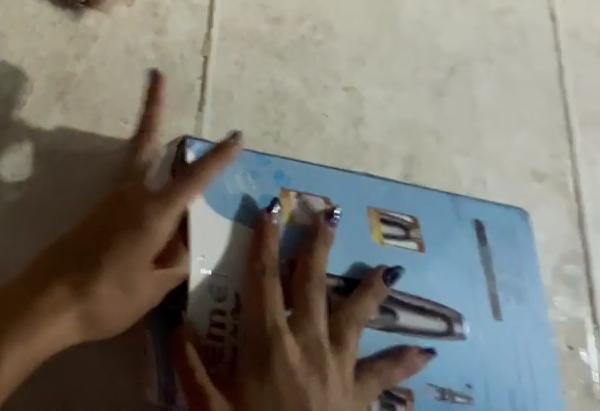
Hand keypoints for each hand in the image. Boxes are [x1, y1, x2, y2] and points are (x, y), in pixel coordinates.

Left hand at [13, 70, 241, 347]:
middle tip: (157, 74)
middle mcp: (130, 195)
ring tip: (175, 139)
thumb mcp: (154, 286)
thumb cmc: (106, 295)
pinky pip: (132, 190)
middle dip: (153, 107)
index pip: (193, 179)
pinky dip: (148, 184)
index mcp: (151, 211)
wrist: (50, 299)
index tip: (236, 136)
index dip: (216, 159)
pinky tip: (159, 205)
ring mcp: (111, 202)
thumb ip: (176, 261)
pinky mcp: (99, 214)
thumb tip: (188, 240)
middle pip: (146, 143)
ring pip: (139, 165)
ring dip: (154, 145)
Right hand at [179, 200, 434, 409]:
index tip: (268, 209)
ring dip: (369, 291)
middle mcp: (307, 342)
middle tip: (325, 213)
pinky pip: (384, 375)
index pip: (263, 278)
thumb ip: (190, 364)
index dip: (264, 242)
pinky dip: (404, 362)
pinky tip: (426, 352)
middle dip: (316, 246)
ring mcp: (339, 367)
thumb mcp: (210, 407)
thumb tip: (173, 323)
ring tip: (387, 268)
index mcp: (268, 340)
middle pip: (311, 284)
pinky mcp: (360, 396)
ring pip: (354, 319)